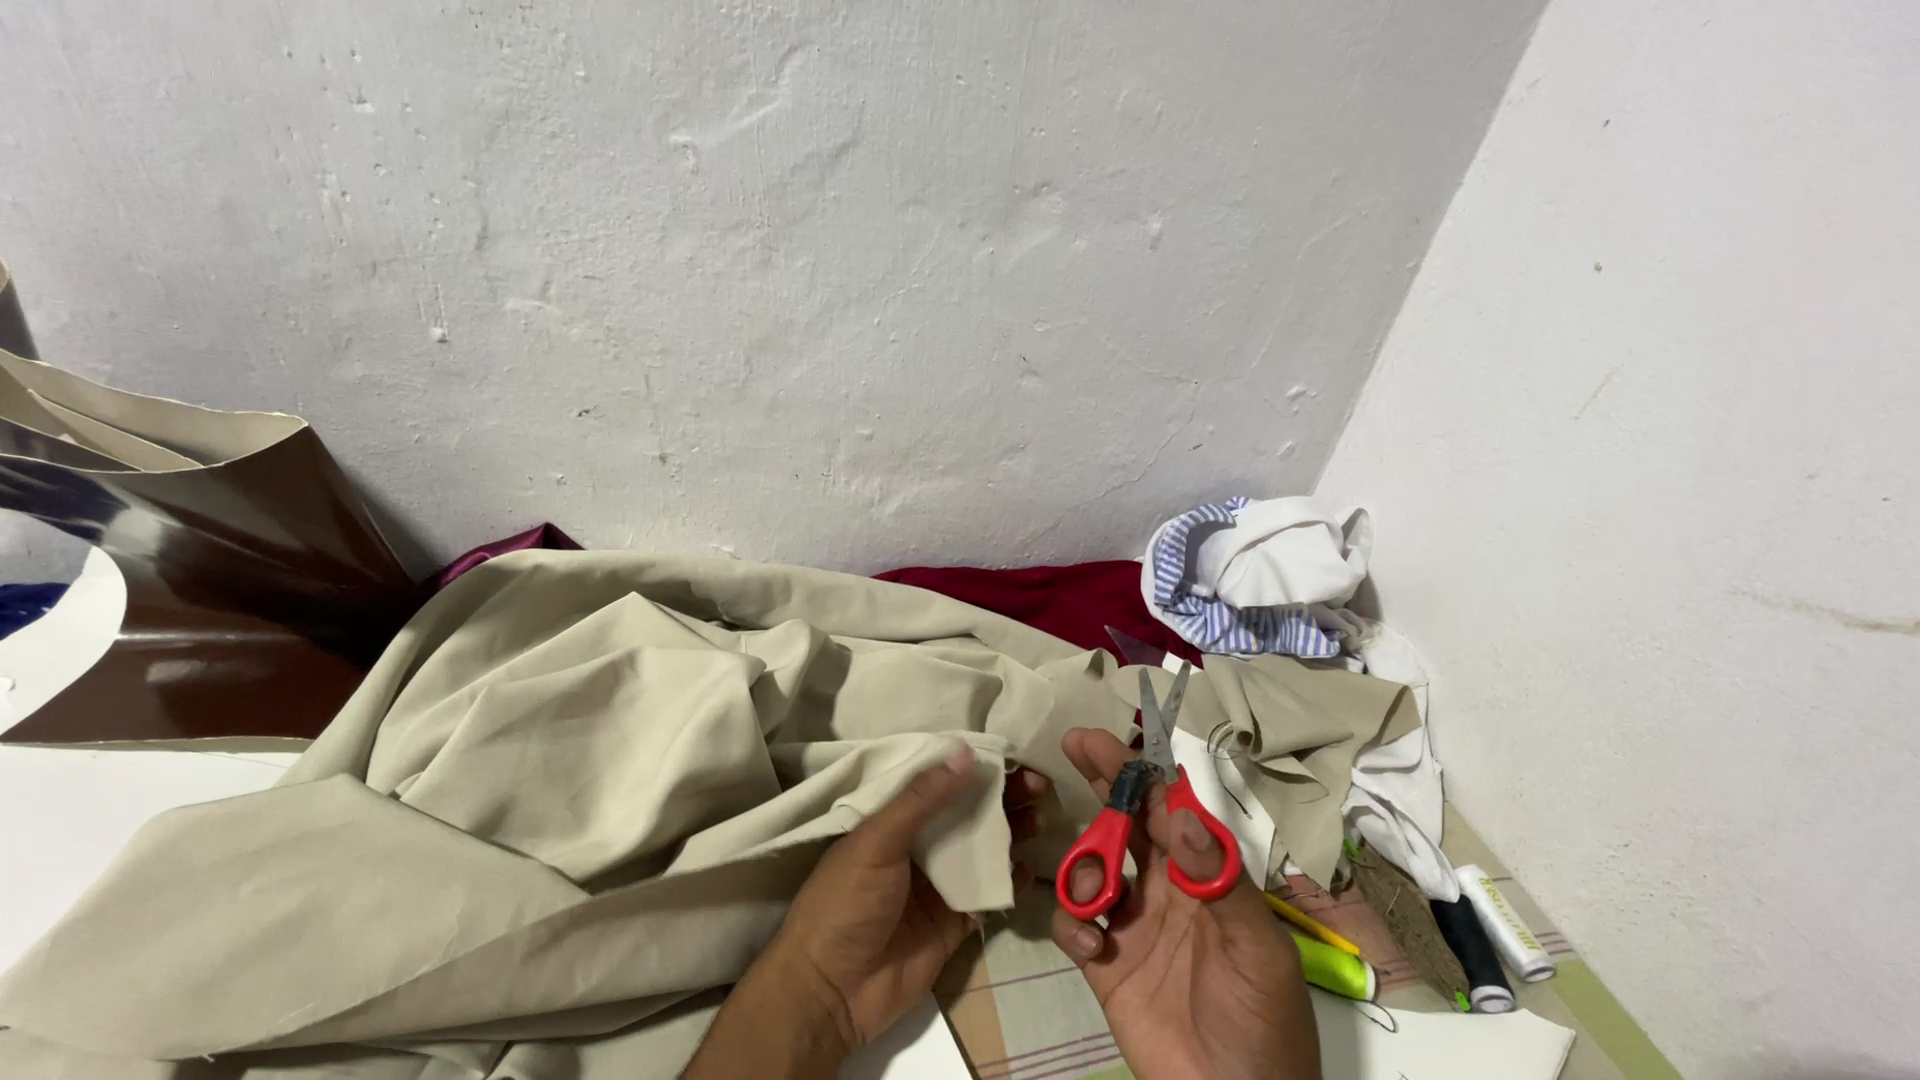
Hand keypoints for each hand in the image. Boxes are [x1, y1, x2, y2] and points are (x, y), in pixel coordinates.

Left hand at [685, 746, 1050, 1077]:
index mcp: (892, 819)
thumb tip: (963, 751)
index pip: (939, 781)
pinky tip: (1031, 866)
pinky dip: (1012, 879)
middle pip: (968, 812)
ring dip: (1011, 832)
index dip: (973, 766)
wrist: (831, 992)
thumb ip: (921, 799)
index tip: (1012, 754)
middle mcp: (919, 845)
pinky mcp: (955, 921)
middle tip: (1039, 786)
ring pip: (984, 848)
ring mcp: (938, 884)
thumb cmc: (845, 904)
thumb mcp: (876, 841)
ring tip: (1040, 818)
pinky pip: (990, 894)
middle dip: (1002, 796)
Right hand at [1051, 728, 1320, 1079]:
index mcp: (1206, 877)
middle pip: (1127, 821)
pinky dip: (1073, 927)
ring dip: (1084, 866)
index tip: (1111, 743)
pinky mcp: (1104, 963)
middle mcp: (1165, 889)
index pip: (1170, 809)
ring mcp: (1131, 924)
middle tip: (1075, 743)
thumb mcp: (1260, 950)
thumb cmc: (1264, 1024)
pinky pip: (1073, 926)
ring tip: (1098, 899)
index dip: (1142, 774)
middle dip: (1103, 780)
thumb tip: (1179, 816)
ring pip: (1092, 866)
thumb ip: (1222, 882)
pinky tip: (1095, 950)